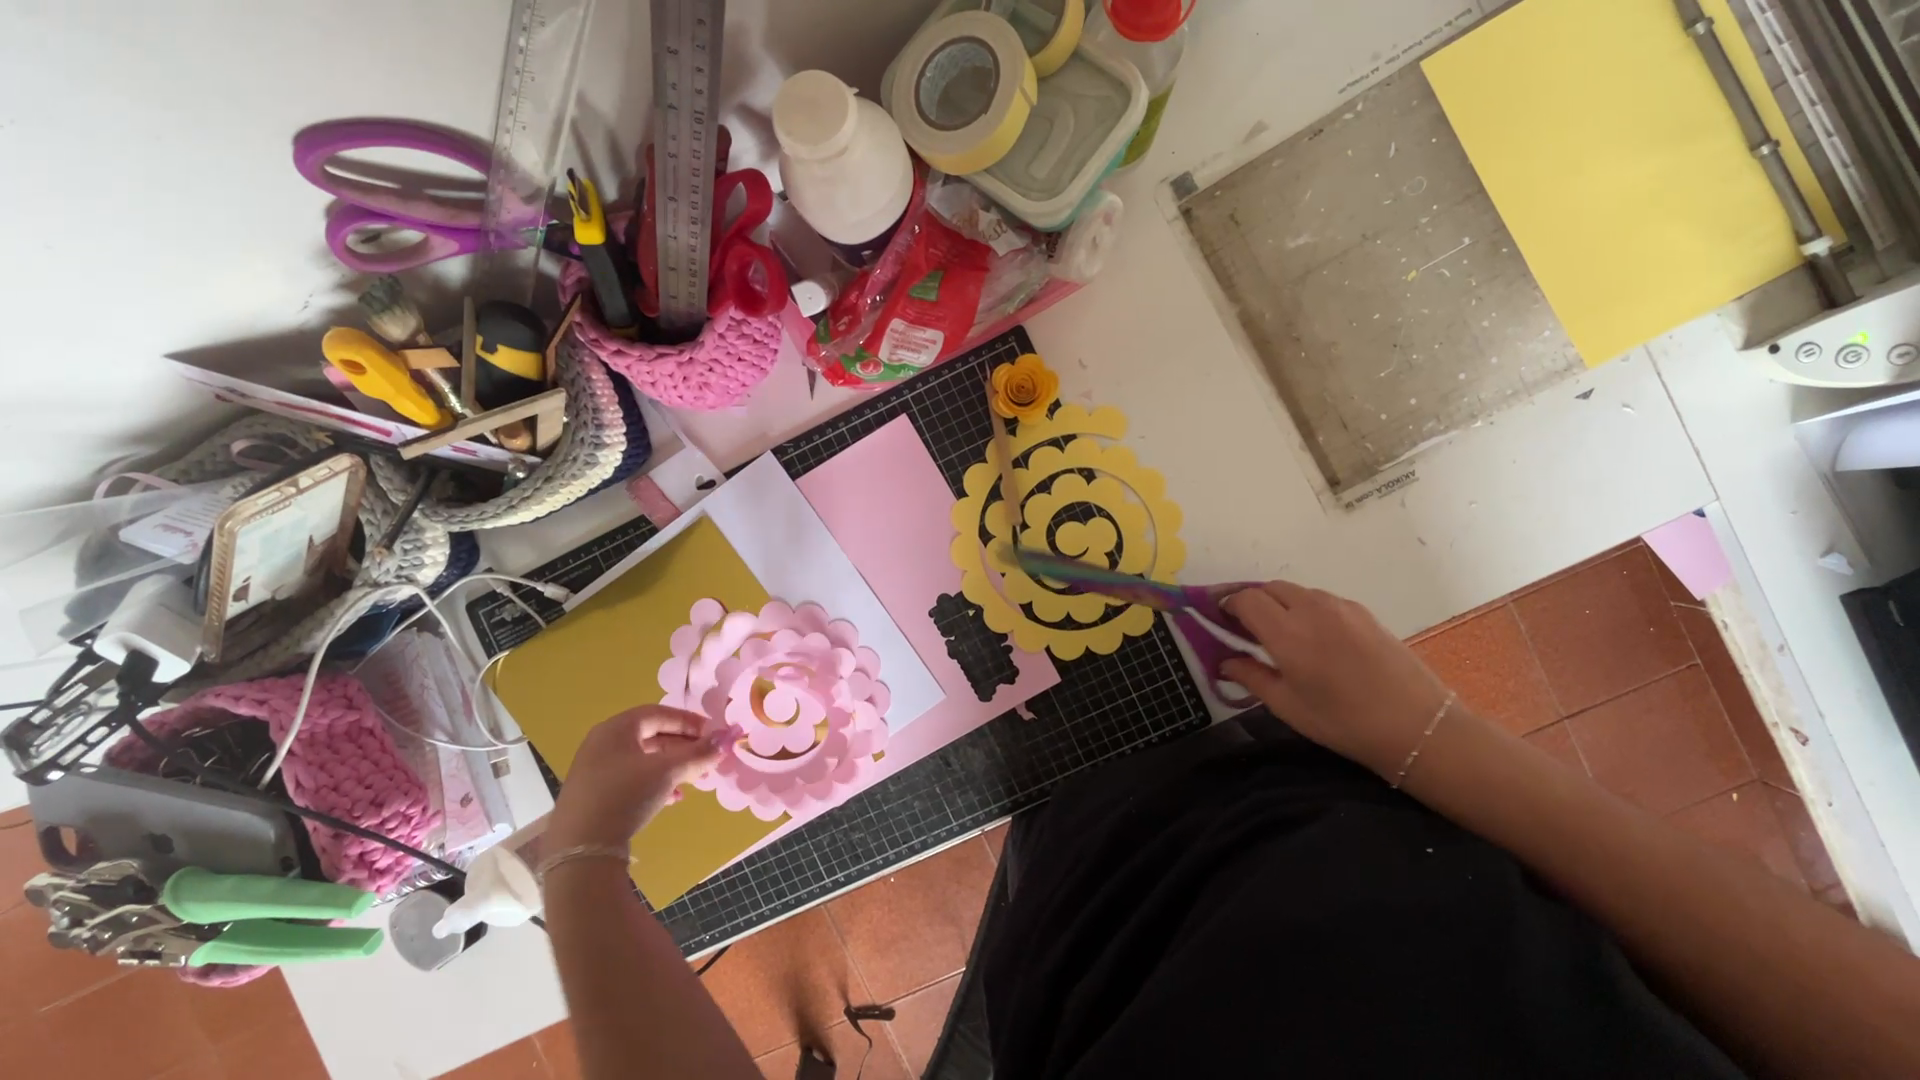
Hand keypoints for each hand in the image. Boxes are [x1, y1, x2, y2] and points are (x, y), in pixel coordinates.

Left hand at [546, 706, 723, 850]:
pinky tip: (673, 799)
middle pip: (651, 735)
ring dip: (672, 766)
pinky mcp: (594, 793)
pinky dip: (655, 782)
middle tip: (707, 758)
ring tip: (694, 780)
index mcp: (617, 728)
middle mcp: (603, 742)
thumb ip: (698, 754)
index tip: (713, 733)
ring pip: (643, 758)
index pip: (659, 713)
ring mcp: (596, 768)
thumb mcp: (667, 772)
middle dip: (683, 746)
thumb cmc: (626, 795)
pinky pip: (631, 777)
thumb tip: (725, 740)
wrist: (581, 847)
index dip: (689, 721)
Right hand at [1221, 581, 1471, 778]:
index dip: (1225, 605)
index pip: (1245, 600)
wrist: (1417, 726)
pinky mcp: (1363, 612)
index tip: (1214, 618)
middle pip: (1268, 588)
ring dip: (1276, 603)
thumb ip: (1251, 676)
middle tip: (1238, 625)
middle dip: (1248, 601)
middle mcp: (1312, 609)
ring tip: (1273, 632)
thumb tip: (1224, 662)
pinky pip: (1320, 599)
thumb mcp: (1287, 706)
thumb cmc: (1343, 722)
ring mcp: (1341, 607)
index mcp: (1287, 633)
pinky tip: (1308, 636)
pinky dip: (1303, 608)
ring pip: (1295, 592)